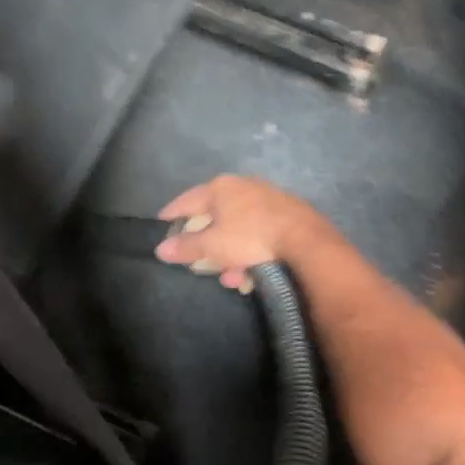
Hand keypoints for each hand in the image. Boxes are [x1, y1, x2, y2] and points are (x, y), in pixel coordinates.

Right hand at [155, 175, 338, 293]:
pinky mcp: (286, 214)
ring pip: (239, 231)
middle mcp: (243, 186)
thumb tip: (161, 249)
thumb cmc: (250, 237)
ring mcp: (267, 199)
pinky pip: (258, 235)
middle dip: (209, 247)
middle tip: (201, 263)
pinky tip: (253, 273)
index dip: (172, 213)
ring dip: (232, 257)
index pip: (187, 200)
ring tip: (233, 278)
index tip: (162, 222)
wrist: (304, 239)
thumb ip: (186, 247)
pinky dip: (251, 253)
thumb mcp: (213, 246)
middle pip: (216, 217)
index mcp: (220, 188)